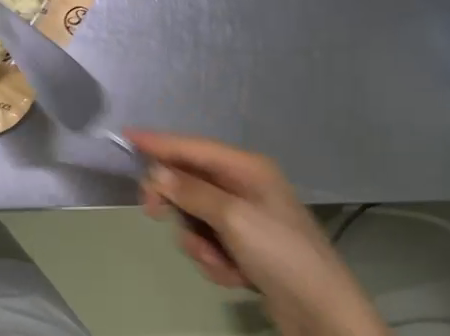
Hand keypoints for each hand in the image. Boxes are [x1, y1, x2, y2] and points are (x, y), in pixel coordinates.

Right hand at [128, 131, 389, 335]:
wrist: (323, 315)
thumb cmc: (281, 254)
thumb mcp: (233, 218)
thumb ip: (191, 192)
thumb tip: (156, 172)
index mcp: (248, 168)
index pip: (193, 147)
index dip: (159, 143)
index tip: (126, 136)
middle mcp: (246, 187)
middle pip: (191, 182)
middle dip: (177, 203)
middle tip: (154, 214)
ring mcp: (247, 219)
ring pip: (196, 217)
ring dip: (199, 241)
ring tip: (218, 260)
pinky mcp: (247, 250)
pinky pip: (210, 244)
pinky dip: (214, 260)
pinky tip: (234, 276)